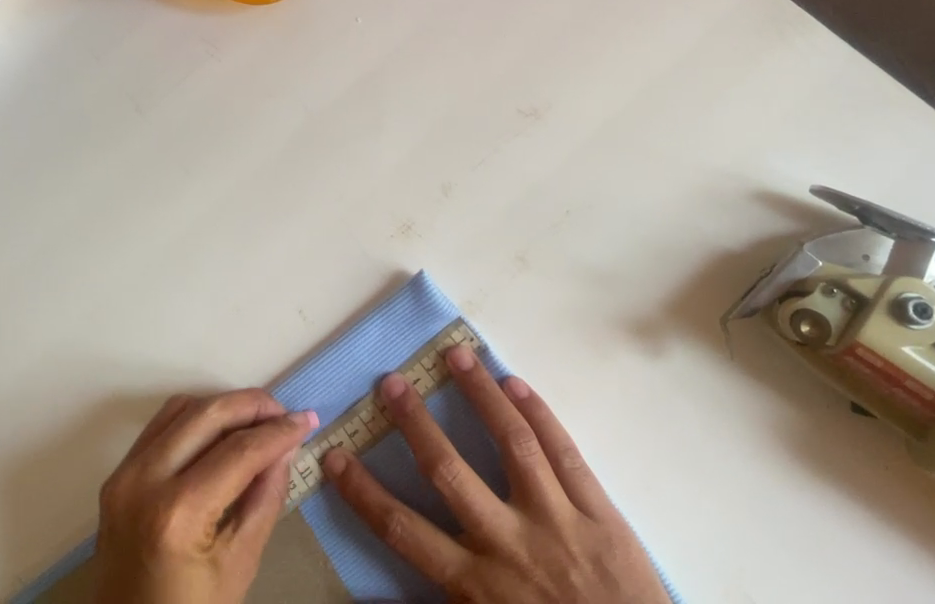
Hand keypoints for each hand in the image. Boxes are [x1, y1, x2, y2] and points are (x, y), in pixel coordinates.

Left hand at [94, 390, 317, 603]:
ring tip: (257, 421)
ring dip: (223, 406)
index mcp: (176, 513)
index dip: (278, 432)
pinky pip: (159, 426)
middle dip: (252, 406)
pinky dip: (194, 418)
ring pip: (180, 409)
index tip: (307, 421)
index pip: (238, 451)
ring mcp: (123, 475)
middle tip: (285, 414)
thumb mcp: (239, 564)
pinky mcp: (116, 475)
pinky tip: (221, 431)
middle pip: (207, 414)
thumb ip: (265, 499)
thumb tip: (285, 447)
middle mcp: (143, 481)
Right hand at [322, 346, 670, 603]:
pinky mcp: (600, 511)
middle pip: (449, 472)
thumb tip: (364, 600)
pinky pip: (565, 453)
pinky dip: (540, 414)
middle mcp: (509, 544)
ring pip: (512, 445)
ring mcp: (557, 521)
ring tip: (456, 355)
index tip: (334, 456)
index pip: (403, 531)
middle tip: (390, 382)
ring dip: (481, 395)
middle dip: (415, 424)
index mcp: (476, 584)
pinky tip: (515, 383)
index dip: (364, 493)